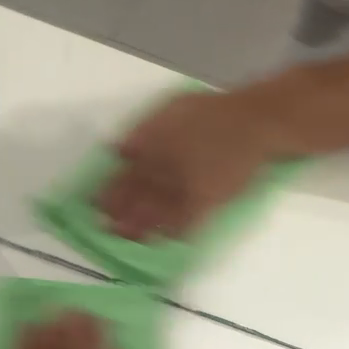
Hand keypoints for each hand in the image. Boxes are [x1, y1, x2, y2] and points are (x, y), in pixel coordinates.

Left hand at [99, 92, 288, 240]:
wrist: (253, 123)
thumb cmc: (210, 113)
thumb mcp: (171, 108)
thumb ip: (142, 130)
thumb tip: (116, 151)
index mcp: (156, 141)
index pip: (125, 169)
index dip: (110, 189)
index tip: (95, 204)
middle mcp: (167, 163)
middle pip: (138, 193)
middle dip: (121, 213)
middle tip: (106, 228)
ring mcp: (188, 184)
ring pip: (158, 210)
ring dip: (141, 227)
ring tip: (126, 239)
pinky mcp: (207, 200)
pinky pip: (187, 221)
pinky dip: (174, 232)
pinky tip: (163, 240)